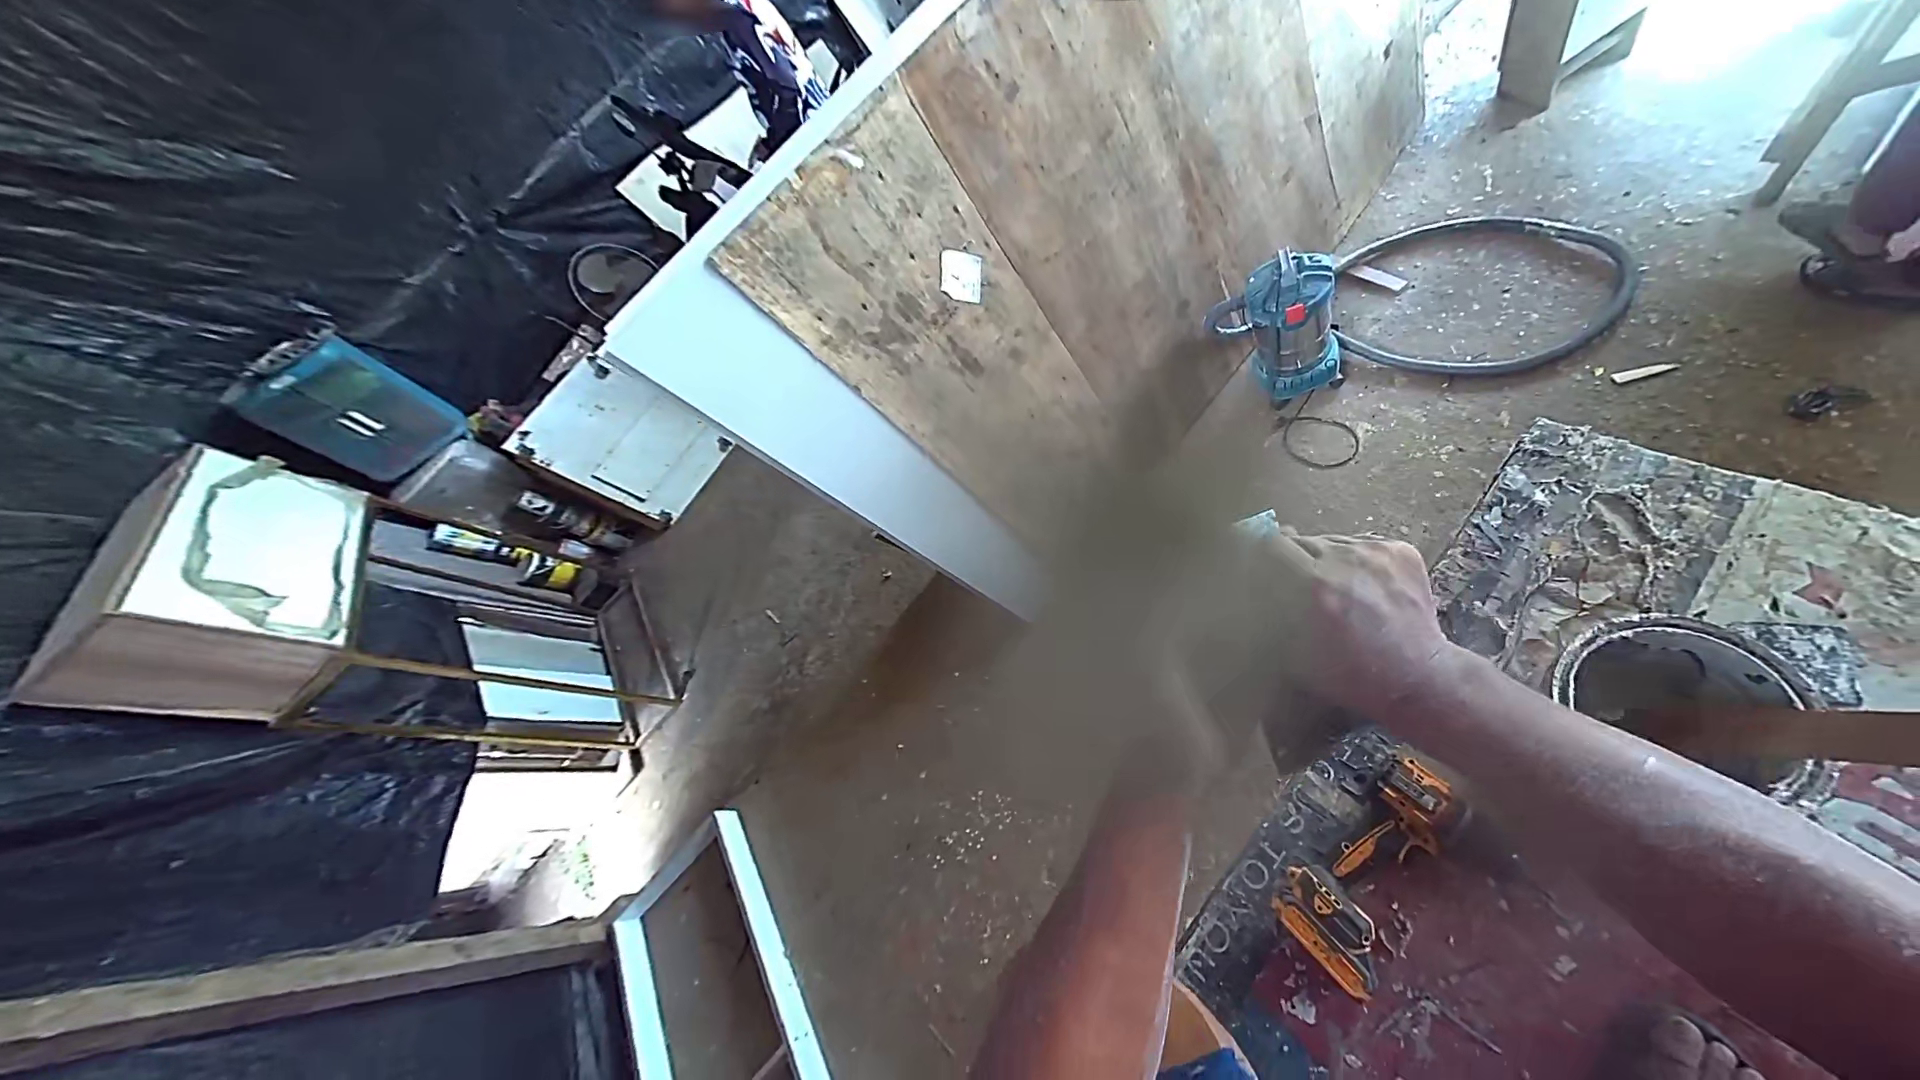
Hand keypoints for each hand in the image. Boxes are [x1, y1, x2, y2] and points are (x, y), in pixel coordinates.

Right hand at [1266, 532, 1463, 721]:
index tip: (1255, 563)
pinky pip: (1358, 543)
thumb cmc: (1348, 673)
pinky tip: (1357, 586)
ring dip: (1321, 559)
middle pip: (1299, 540)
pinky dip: (1351, 559)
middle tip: (1295, 585)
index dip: (1259, 553)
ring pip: (1329, 540)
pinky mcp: (1400, 550)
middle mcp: (1345, 562)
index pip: (1270, 544)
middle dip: (1291, 559)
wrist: (1417, 678)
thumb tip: (1245, 574)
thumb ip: (1268, 608)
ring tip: (1330, 589)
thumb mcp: (1290, 650)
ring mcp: (1376, 553)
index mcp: (1313, 586)